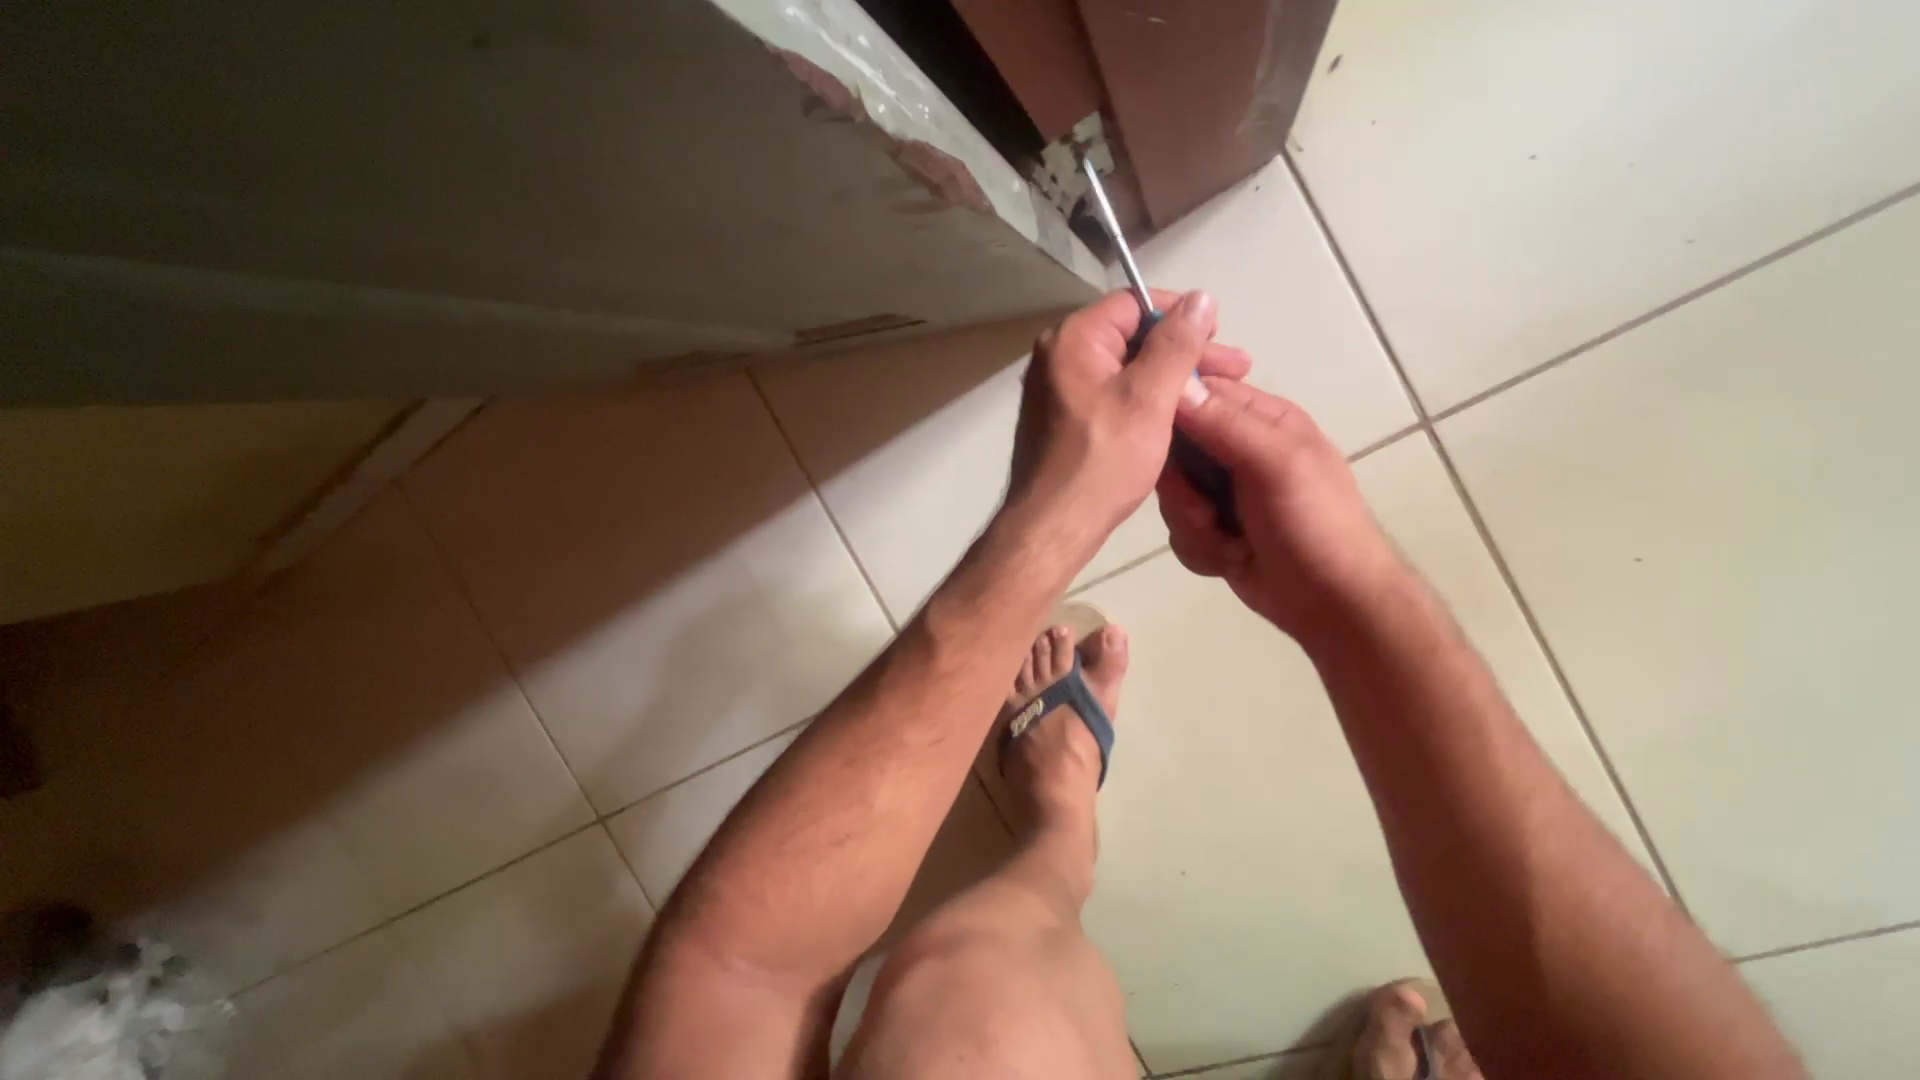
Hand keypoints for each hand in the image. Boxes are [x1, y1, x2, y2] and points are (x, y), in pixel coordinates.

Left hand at [1008, 289, 1250, 538]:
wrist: (1052, 525)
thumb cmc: (1101, 461)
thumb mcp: (1148, 399)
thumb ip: (1176, 345)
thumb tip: (1200, 298)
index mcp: (1073, 340)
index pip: (1133, 303)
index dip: (1180, 314)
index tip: (1219, 335)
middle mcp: (1057, 357)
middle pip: (1130, 336)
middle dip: (1183, 350)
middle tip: (1235, 369)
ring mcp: (1056, 390)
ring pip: (1123, 369)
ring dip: (1169, 377)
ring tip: (1216, 394)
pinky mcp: (1062, 421)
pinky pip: (1110, 396)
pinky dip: (1145, 400)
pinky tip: (1178, 416)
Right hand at [1158, 377, 1408, 638]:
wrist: (1332, 603)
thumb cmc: (1315, 524)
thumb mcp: (1275, 463)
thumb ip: (1224, 423)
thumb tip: (1176, 382)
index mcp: (1261, 418)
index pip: (1197, 391)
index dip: (1171, 411)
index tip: (1156, 440)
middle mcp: (1238, 449)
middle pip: (1174, 448)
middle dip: (1181, 488)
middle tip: (1203, 512)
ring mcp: (1224, 493)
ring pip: (1172, 495)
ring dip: (1193, 525)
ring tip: (1228, 544)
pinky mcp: (1214, 531)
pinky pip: (1179, 531)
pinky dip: (1200, 550)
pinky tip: (1230, 560)